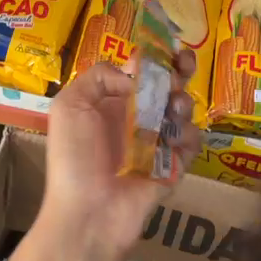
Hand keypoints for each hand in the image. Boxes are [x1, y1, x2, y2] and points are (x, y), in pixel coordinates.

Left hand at [42, 59, 203, 258]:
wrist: (89, 212)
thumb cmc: (74, 156)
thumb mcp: (70, 105)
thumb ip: (100, 76)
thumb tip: (135, 76)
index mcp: (113, 101)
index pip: (140, 70)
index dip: (156, 57)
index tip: (167, 49)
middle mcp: (137, 117)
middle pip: (169, 85)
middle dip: (181, 71)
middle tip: (183, 68)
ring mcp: (158, 141)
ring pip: (183, 109)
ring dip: (183, 102)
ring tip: (172, 110)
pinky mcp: (174, 164)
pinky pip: (191, 141)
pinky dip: (187, 135)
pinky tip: (173, 141)